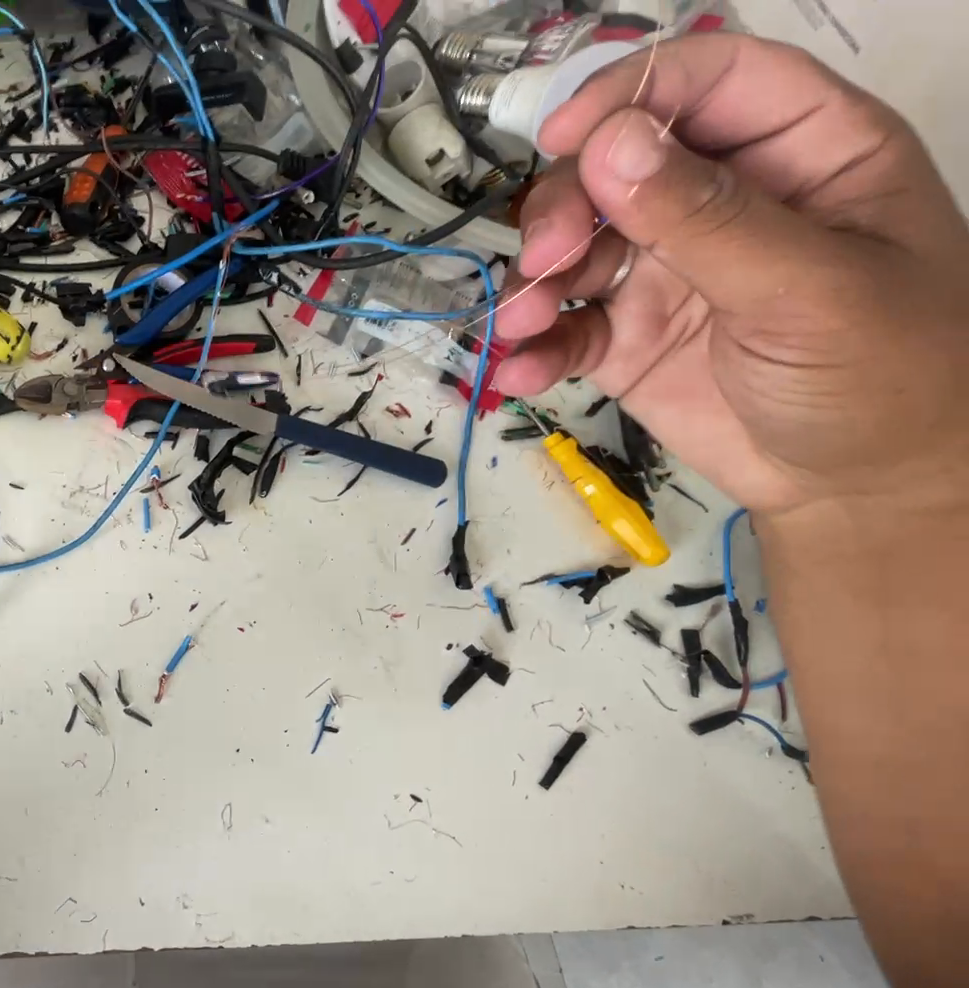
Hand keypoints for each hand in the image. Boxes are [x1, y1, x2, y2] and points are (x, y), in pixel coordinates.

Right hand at [491, 33, 968, 515]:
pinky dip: (532, 350)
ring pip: (568, 250)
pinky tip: (523, 375)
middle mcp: (717, 204)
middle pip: (610, 169)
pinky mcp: (619, 338)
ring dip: (532, 286)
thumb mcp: (808, 285)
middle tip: (545, 262)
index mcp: (798, 155)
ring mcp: (661, 273)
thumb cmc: (885, 370)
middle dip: (562, 211)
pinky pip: (558, 329)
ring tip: (521, 329)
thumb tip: (607, 144)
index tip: (562, 137)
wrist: (860, 484)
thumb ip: (706, 216)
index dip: (632, 92)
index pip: (708, 83)